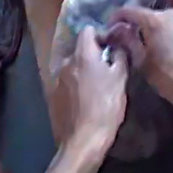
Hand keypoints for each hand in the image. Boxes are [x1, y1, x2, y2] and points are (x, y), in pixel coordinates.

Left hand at [62, 27, 127, 151]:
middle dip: (93, 54)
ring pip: (73, 66)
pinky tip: (86, 100)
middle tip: (107, 68)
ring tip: (97, 86)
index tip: (111, 48)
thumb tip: (118, 44)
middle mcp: (66, 63)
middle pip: (80, 49)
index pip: (87, 30)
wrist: (83, 142)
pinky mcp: (53, 97)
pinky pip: (67, 82)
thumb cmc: (105, 106)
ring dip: (84, 70)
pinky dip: (76, 85)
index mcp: (82, 55)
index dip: (100, 35)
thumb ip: (119, 55)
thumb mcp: (120, 79)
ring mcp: (57, 81)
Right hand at [117, 5, 172, 105]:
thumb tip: (116, 30)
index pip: (129, 10)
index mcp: (154, 19)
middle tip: (121, 38)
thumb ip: (127, 40)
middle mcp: (168, 12)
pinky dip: (158, 30)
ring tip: (137, 42)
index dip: (116, 18)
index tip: (108, 28)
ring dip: (145, 27)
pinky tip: (154, 43)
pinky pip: (167, 24)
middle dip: (131, 24)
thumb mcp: (142, 61)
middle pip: (143, 13)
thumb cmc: (166, 75)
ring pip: (156, 18)